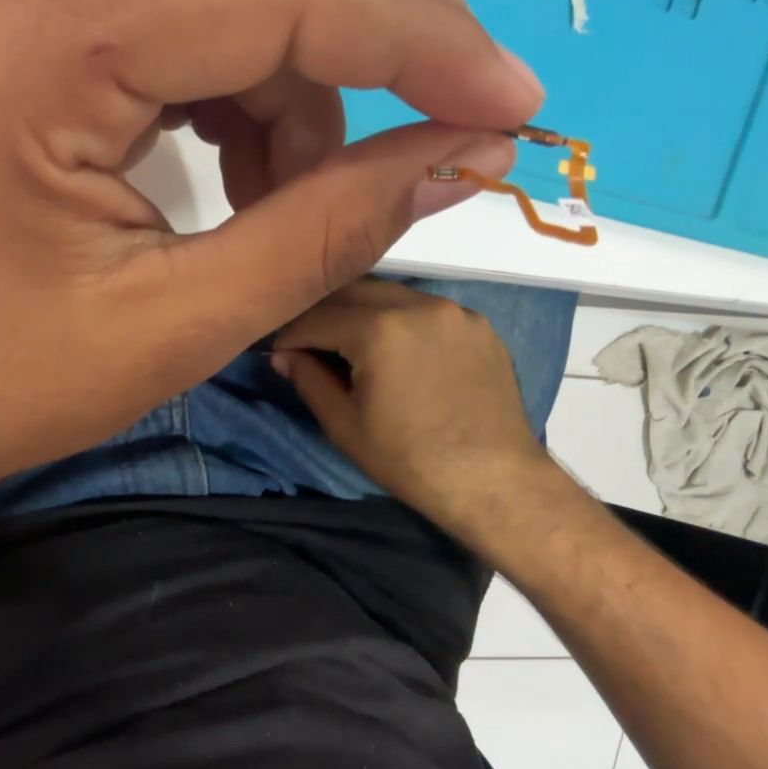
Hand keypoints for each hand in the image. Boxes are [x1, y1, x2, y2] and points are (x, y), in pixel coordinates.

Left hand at [0, 0, 543, 513]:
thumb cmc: (10, 385)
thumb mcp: (180, 325)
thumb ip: (329, 228)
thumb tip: (469, 154)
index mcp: (43, 36)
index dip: (420, 40)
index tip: (513, 108)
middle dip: (380, 29)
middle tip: (445, 127)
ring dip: (309, 76)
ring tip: (301, 196)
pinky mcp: (42, 27)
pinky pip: (190, 13)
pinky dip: (252, 88)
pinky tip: (253, 176)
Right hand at [271, 278, 557, 534]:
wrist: (492, 478)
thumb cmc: (407, 459)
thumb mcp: (344, 425)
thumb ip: (309, 380)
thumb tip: (282, 355)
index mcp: (379, 329)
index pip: (318, 317)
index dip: (289, 334)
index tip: (275, 350)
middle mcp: (418, 304)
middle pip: (354, 290)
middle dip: (323, 311)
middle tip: (304, 340)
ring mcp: (454, 311)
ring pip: (393, 295)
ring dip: (361, 311)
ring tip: (346, 342)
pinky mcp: (479, 326)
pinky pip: (427, 311)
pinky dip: (400, 321)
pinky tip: (394, 351)